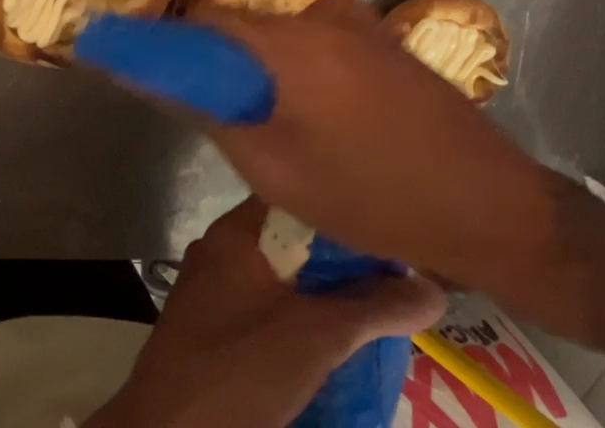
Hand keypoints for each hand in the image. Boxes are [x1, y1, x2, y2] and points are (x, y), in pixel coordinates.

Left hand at [88, 198, 442, 427]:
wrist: (170, 425)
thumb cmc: (240, 366)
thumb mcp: (318, 336)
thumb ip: (375, 307)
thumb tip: (434, 288)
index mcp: (237, 232)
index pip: (299, 199)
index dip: (349, 213)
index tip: (396, 233)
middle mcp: (222, 248)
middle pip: (295, 239)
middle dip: (346, 260)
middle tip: (402, 279)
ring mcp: (213, 286)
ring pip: (284, 276)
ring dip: (328, 292)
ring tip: (382, 310)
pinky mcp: (213, 322)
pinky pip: (268, 305)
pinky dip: (303, 316)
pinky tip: (337, 340)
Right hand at [191, 0, 572, 298]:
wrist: (496, 211)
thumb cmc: (372, 196)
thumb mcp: (273, 168)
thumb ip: (208, 114)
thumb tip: (150, 80)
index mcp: (290, 42)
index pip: (205, 21)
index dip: (172, 46)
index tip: (154, 76)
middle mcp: (323, 15)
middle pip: (245, 26)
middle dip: (221, 63)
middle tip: (217, 115)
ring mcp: (362, 25)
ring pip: (283, 37)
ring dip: (264, 70)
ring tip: (272, 126)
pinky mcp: (387, 43)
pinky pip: (319, 44)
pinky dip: (300, 71)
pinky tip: (318, 120)